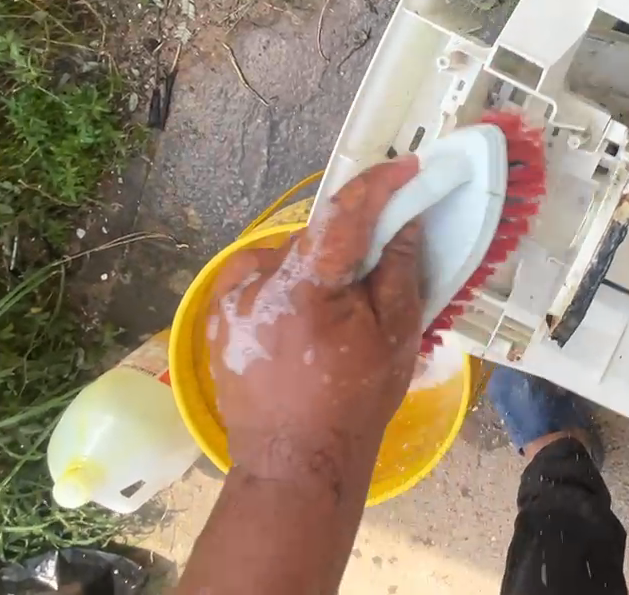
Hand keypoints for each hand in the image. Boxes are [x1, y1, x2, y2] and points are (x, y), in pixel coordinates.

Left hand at [205, 157, 425, 493]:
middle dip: (354, 232)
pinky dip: (294, 276)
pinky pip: (263, 275)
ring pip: (290, 253)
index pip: (344, 212)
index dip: (380, 183)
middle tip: (386, 245)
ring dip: (323, 258)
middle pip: (316, 234)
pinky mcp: (219, 318)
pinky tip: (310, 306)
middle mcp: (255, 283)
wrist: (294, 463)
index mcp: (303, 286)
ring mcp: (229, 301)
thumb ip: (398, 268)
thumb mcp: (395, 333)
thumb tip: (403, 221)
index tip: (409, 166)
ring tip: (346, 293)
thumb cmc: (354, 401)